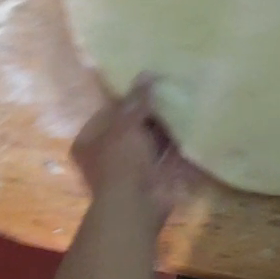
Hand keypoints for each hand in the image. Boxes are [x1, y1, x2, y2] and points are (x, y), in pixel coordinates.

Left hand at [70, 75, 193, 226]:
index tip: (146, 86)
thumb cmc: (120, 161)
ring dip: (164, 131)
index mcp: (89, 143)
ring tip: (181, 106)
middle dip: (148, 115)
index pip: (107, 114)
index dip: (126, 100)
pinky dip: (177, 148)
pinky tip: (190, 129)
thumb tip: (147, 73)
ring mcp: (132, 171)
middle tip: (167, 93)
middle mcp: (108, 157)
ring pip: (149, 145)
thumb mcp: (125, 125)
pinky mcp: (154, 181)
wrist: (136, 205)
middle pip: (129, 130)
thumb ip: (137, 100)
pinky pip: (167, 160)